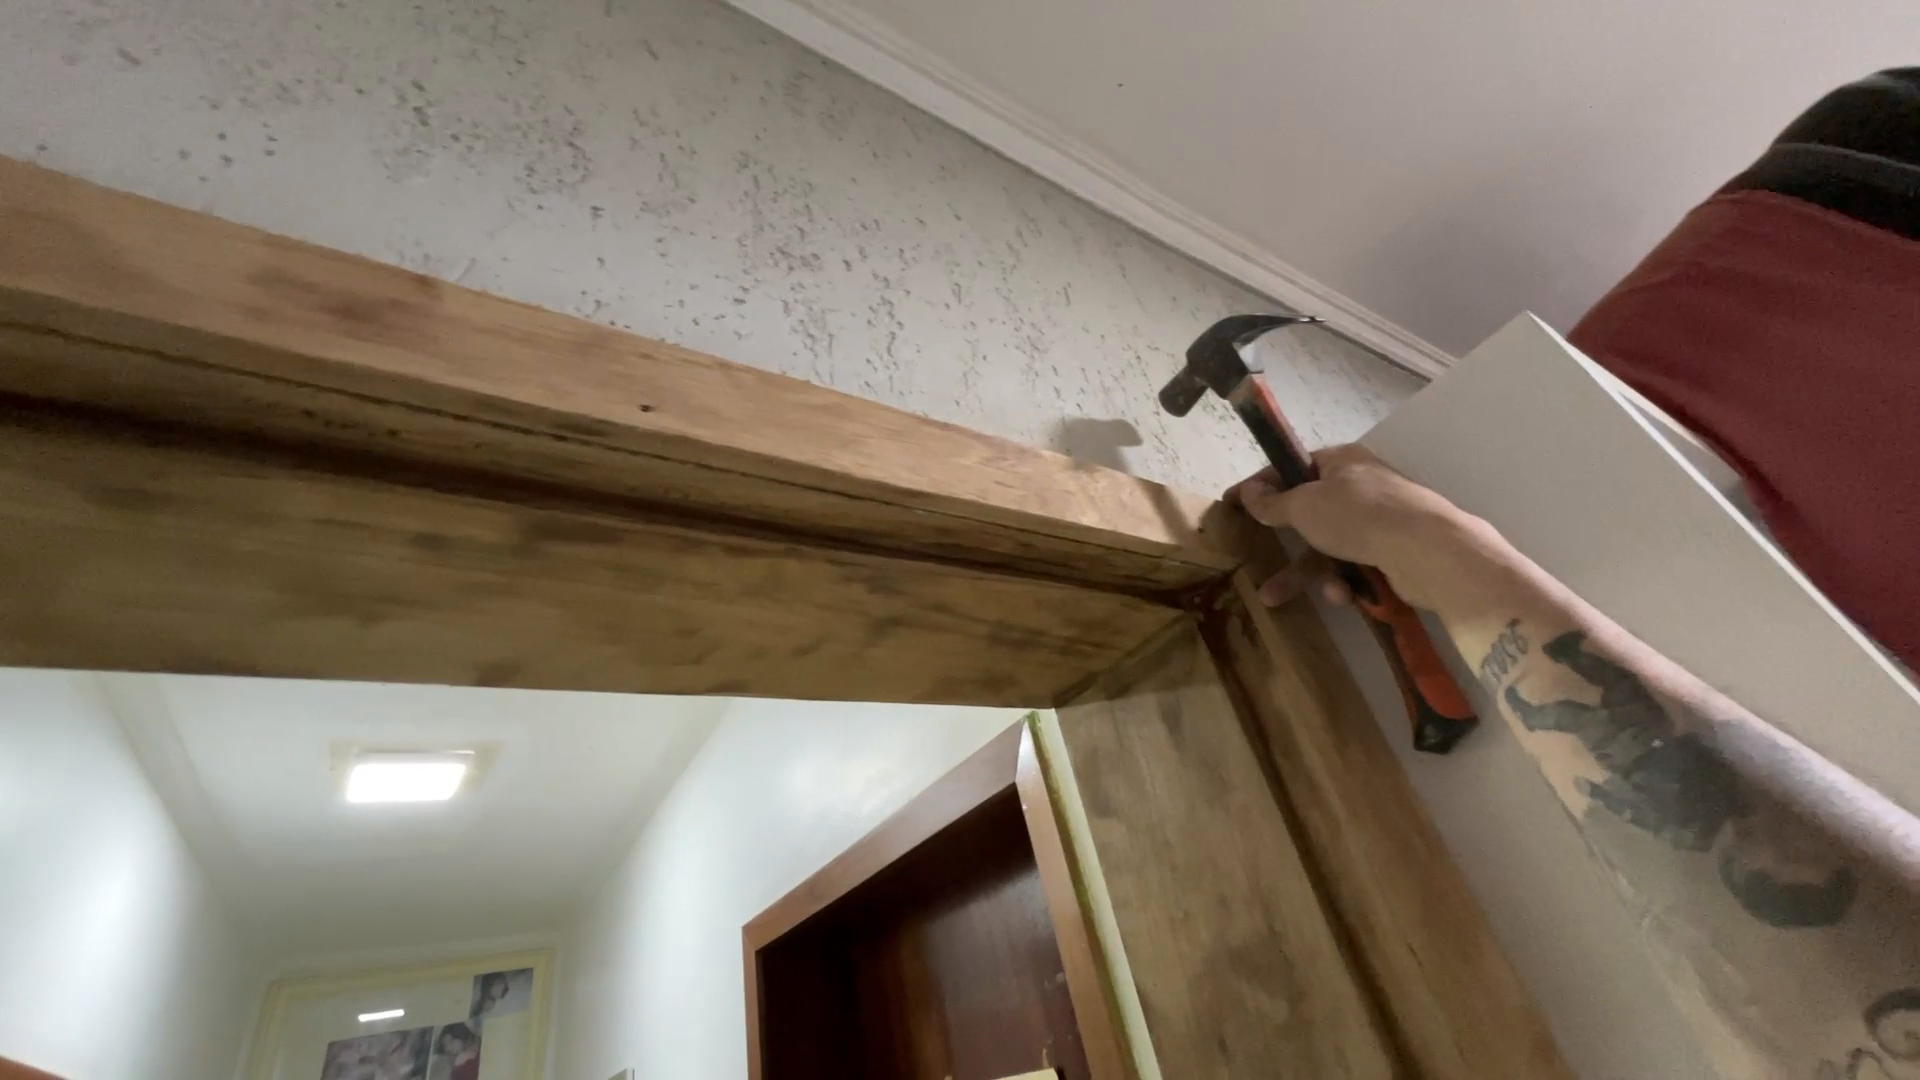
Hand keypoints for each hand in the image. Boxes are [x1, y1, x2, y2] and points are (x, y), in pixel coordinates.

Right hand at [1232, 444, 1503, 615]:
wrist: (1429, 552)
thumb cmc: (1358, 516)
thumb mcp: (1303, 505)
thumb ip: (1272, 502)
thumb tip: (1248, 492)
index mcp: (1341, 461)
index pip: (1292, 466)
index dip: (1259, 485)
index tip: (1231, 502)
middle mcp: (1360, 486)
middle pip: (1309, 510)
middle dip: (1282, 539)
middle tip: (1254, 551)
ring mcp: (1379, 520)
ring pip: (1328, 545)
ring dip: (1305, 572)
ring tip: (1273, 599)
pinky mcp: (1392, 552)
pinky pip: (1353, 565)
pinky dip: (1342, 581)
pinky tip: (1341, 594)